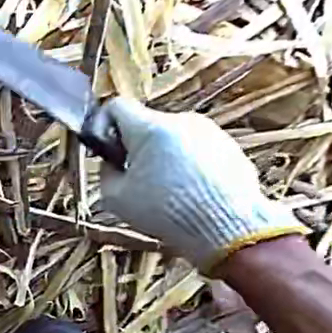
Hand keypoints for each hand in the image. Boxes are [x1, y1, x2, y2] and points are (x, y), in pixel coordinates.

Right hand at [96, 94, 307, 271]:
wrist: (227, 226)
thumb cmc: (165, 212)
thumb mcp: (115, 198)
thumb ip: (106, 172)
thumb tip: (112, 162)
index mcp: (150, 128)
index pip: (116, 106)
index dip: (103, 126)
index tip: (105, 150)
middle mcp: (181, 120)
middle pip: (145, 124)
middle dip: (134, 146)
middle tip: (132, 177)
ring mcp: (208, 131)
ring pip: (170, 137)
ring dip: (160, 156)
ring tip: (163, 189)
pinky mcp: (228, 144)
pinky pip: (194, 148)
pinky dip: (185, 164)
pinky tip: (186, 191)